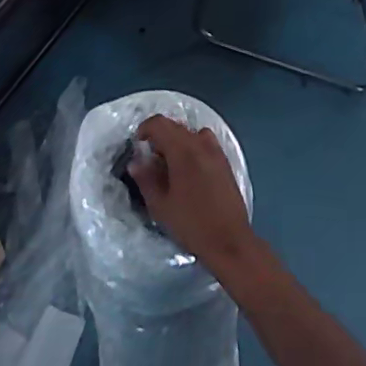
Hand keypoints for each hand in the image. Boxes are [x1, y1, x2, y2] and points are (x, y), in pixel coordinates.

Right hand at [127, 115, 257, 272]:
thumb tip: (136, 162)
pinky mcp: (225, 161)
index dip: (145, 129)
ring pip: (191, 133)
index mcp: (183, 150)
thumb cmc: (192, 224)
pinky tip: (188, 171)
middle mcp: (201, 143)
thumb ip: (146, 179)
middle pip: (175, 126)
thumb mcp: (161, 205)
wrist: (230, 241)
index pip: (160, 124)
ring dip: (177, 142)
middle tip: (151, 160)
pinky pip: (204, 142)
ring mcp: (216, 150)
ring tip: (170, 165)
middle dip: (159, 137)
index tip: (137, 145)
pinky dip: (192, 147)